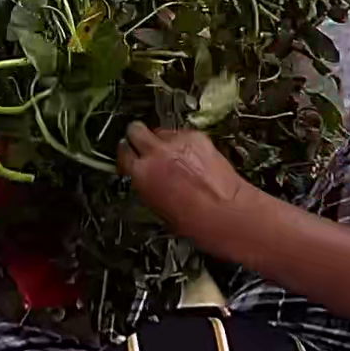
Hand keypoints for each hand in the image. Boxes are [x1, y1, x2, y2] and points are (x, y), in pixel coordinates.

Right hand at [117, 122, 266, 255]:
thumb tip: (145, 176)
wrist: (226, 211)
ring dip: (162, 141)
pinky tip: (191, 157)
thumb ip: (147, 184)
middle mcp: (156, 152)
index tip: (129, 158)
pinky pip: (182, 133)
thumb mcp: (157, 207)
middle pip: (135, 129)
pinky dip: (182, 142)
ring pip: (160, 130)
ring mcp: (177, 140)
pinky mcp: (197, 135)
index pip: (123, 152)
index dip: (126, 155)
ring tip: (172, 156)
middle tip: (145, 149)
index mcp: (142, 173)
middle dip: (138, 137)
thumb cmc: (193, 221)